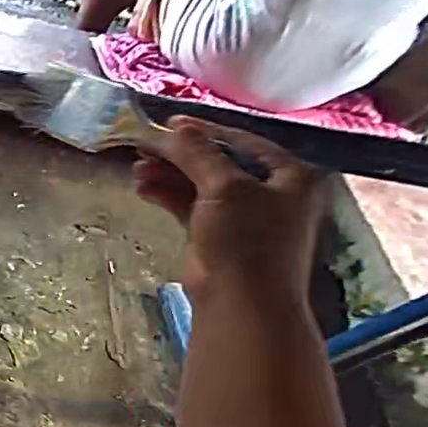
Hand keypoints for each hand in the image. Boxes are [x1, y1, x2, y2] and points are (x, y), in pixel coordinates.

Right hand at [133, 117, 324, 306]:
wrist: (240, 302)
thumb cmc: (246, 240)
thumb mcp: (225, 187)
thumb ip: (199, 155)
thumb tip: (175, 128)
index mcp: (290, 176)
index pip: (243, 142)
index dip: (205, 131)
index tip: (170, 123)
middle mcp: (269, 192)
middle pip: (217, 162)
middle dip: (180, 155)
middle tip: (146, 145)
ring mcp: (241, 216)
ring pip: (199, 185)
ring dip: (168, 175)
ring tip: (138, 168)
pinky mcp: (215, 236)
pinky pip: (189, 206)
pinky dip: (167, 195)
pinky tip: (143, 186)